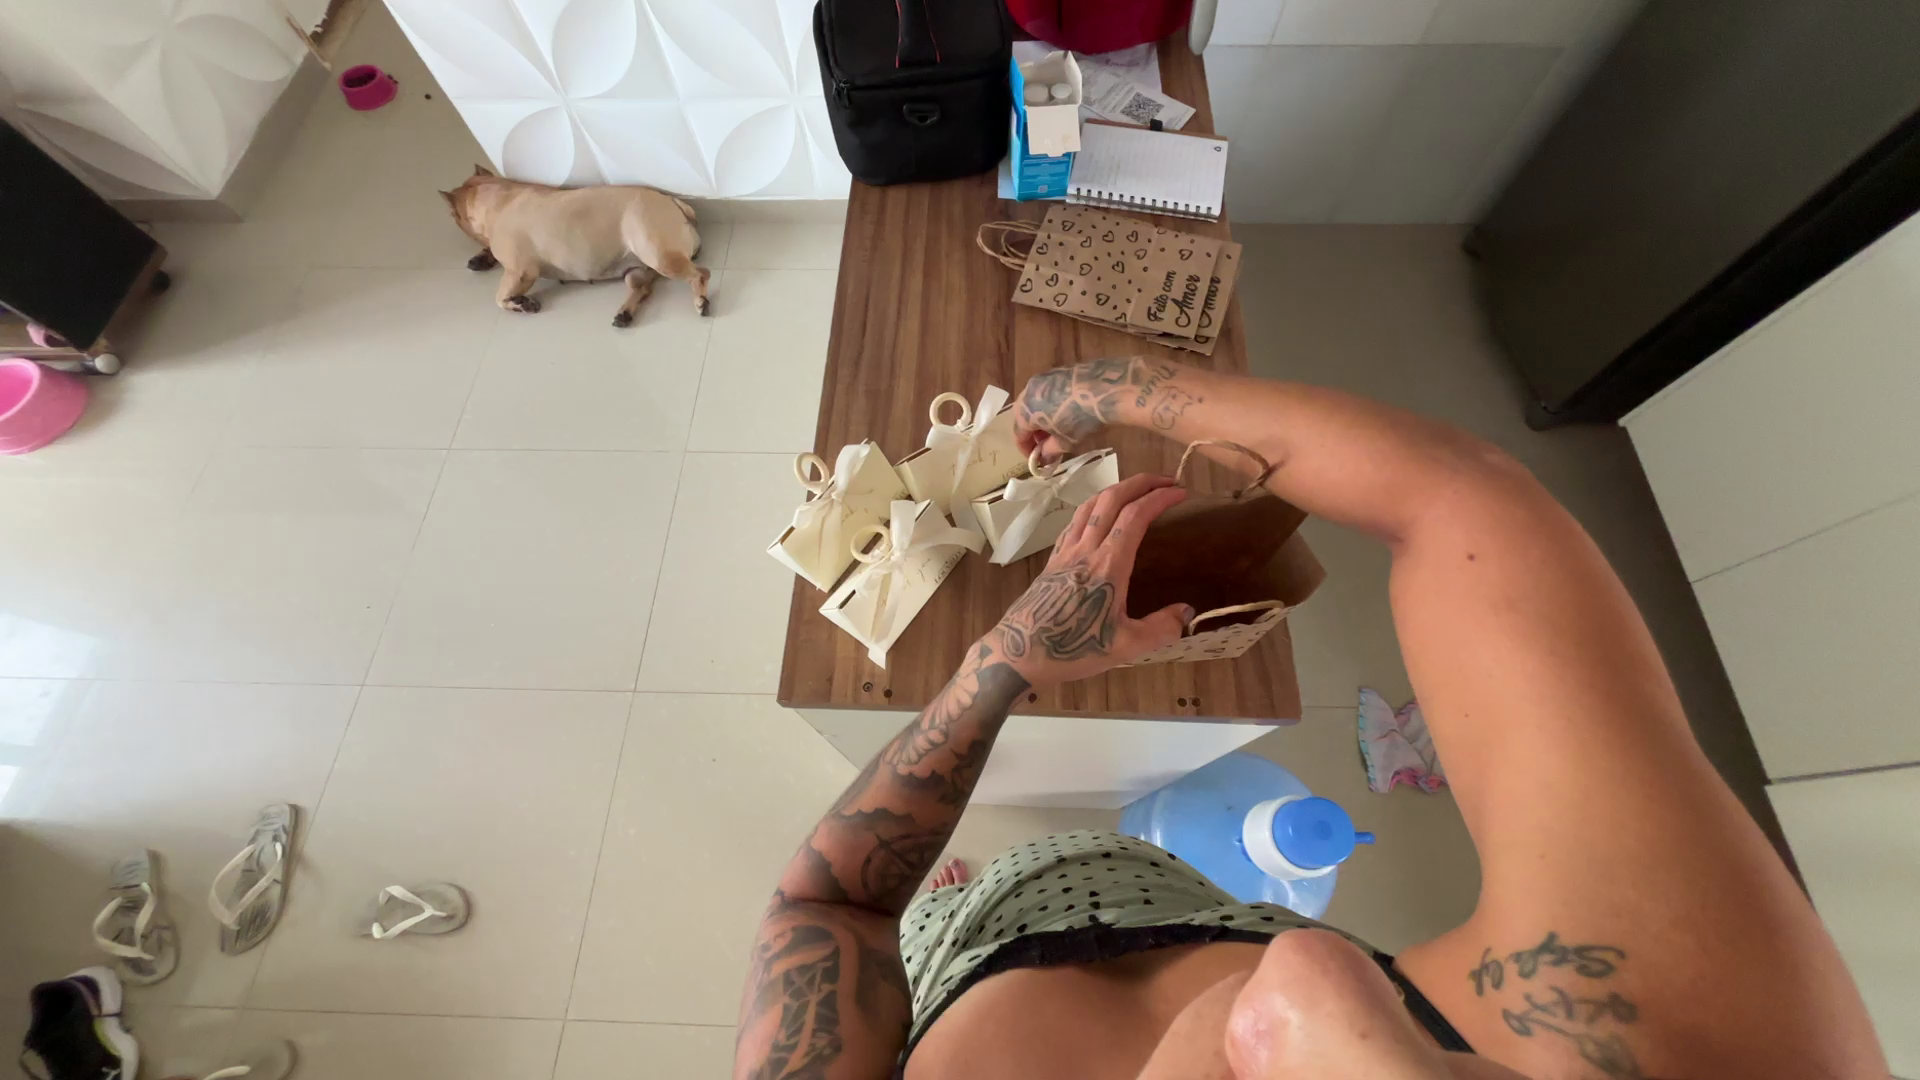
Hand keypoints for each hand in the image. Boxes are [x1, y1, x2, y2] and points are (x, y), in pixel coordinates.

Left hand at [984, 473, 1194, 688]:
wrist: (1019, 652)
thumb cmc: (1073, 649)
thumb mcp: (1127, 646)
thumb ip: (1162, 628)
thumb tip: (1187, 612)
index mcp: (1108, 565)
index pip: (1136, 516)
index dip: (1159, 498)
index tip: (1180, 492)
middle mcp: (1085, 550)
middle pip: (1111, 499)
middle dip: (1140, 482)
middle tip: (1164, 480)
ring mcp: (1064, 552)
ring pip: (1089, 506)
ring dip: (1115, 490)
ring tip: (1135, 491)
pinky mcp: (1051, 561)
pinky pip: (1073, 523)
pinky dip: (1093, 508)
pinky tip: (1098, 517)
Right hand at [1013, 358, 1140, 461]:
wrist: (1108, 390)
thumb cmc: (1081, 420)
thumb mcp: (1065, 442)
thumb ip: (1050, 451)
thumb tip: (1044, 457)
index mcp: (1025, 411)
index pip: (1018, 434)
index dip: (1026, 449)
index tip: (1036, 460)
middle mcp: (1029, 390)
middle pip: (1024, 415)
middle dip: (1033, 432)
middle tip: (1046, 444)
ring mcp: (1044, 377)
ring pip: (1036, 401)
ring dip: (1042, 417)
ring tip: (1057, 428)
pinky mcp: (1060, 370)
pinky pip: (1049, 392)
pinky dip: (1052, 405)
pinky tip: (1066, 412)